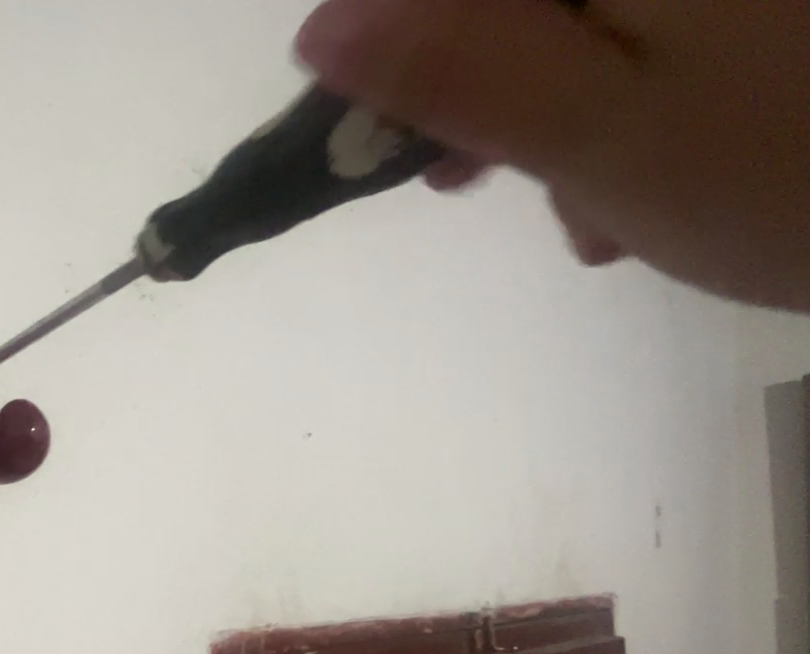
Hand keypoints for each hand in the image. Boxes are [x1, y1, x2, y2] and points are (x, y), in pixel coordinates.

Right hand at [297, 0, 809, 310]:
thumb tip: (323, 29)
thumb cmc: (798, 169)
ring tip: (576, 199)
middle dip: (477, 77)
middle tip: (462, 173)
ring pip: (583, 21)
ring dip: (551, 101)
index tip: (377, 124)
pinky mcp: (760, 24)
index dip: (398, 37)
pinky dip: (630, 93)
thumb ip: (452, 67)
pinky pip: (654, 36)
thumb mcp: (594, 128)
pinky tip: (642, 167)